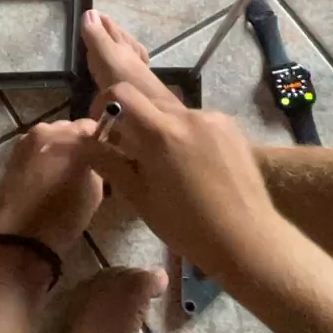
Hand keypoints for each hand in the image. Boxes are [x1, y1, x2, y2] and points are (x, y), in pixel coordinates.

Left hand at [0, 119, 103, 258]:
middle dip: (79, 142)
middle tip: (86, 163)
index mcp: (72, 137)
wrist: (23, 235)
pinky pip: (35, 148)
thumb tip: (97, 156)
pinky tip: (47, 175)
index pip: (93, 127)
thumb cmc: (65, 214)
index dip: (101, 140)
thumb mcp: (95, 189)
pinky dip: (43, 156)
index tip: (105, 154)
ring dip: (59, 148)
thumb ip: (98, 164)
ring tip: (64, 171)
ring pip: (50, 137)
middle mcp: (47, 130)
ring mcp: (26, 140)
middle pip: (69, 128)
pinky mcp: (13, 153)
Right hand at [73, 82, 285, 273]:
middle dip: (130, 116)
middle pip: (146, 99)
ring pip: (171, 111)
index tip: (104, 128)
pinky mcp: (230, 127)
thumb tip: (85, 142)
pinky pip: (195, 120)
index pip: (121, 93)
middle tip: (129, 148)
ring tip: (164, 163)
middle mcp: (188, 117)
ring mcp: (213, 119)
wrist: (247, 239)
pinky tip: (191, 164)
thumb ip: (108, 162)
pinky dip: (183, 133)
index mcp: (161, 134)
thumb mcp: (138, 198)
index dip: (103, 103)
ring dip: (158, 127)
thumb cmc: (186, 226)